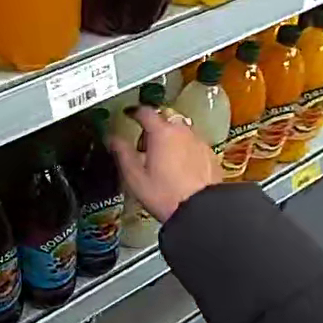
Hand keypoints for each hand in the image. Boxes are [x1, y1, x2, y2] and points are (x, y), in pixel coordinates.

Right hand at [107, 106, 221, 221]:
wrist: (201, 210)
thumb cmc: (167, 195)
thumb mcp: (135, 176)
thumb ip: (122, 153)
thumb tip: (112, 139)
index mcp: (161, 133)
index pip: (145, 112)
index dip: (135, 111)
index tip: (129, 114)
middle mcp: (182, 132)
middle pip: (165, 118)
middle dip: (154, 125)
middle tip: (144, 141)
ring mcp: (198, 142)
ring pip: (181, 130)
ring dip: (170, 137)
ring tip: (162, 157)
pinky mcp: (210, 155)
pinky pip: (193, 144)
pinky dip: (184, 148)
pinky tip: (179, 166)